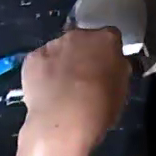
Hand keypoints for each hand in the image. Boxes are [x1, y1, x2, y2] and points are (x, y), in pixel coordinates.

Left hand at [19, 27, 130, 155]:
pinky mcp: (32, 58)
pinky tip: (45, 91)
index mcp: (106, 39)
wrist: (65, 121)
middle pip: (83, 39)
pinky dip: (42, 72)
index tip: (106, 67)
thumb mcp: (123, 87)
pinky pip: (40, 62)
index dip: (108, 53)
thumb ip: (117, 68)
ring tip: (61, 88)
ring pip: (59, 49)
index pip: (111, 37)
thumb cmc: (101, 106)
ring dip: (62, 62)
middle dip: (83, 54)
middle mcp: (79, 35)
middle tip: (83, 78)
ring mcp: (53, 45)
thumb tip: (112, 65)